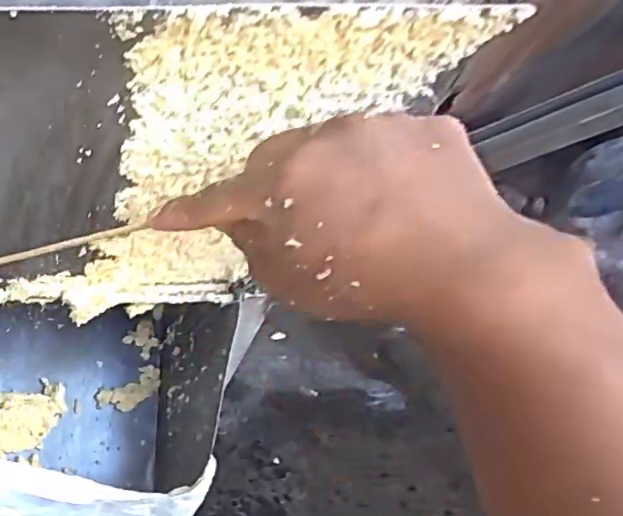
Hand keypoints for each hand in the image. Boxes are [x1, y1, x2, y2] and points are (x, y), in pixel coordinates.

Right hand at [151, 114, 579, 328]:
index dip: (187, 212)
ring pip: (325, 142)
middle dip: (262, 185)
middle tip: (273, 219)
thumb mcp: (282, 278)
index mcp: (281, 182)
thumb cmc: (356, 282)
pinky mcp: (427, 127)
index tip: (161, 218)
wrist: (461, 265)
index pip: (219, 199)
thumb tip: (243, 221)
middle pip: (271, 156)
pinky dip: (368, 167)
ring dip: (316, 171)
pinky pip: (378, 142)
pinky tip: (385, 199)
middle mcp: (325, 139)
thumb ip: (252, 242)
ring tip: (338, 209)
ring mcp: (381, 126)